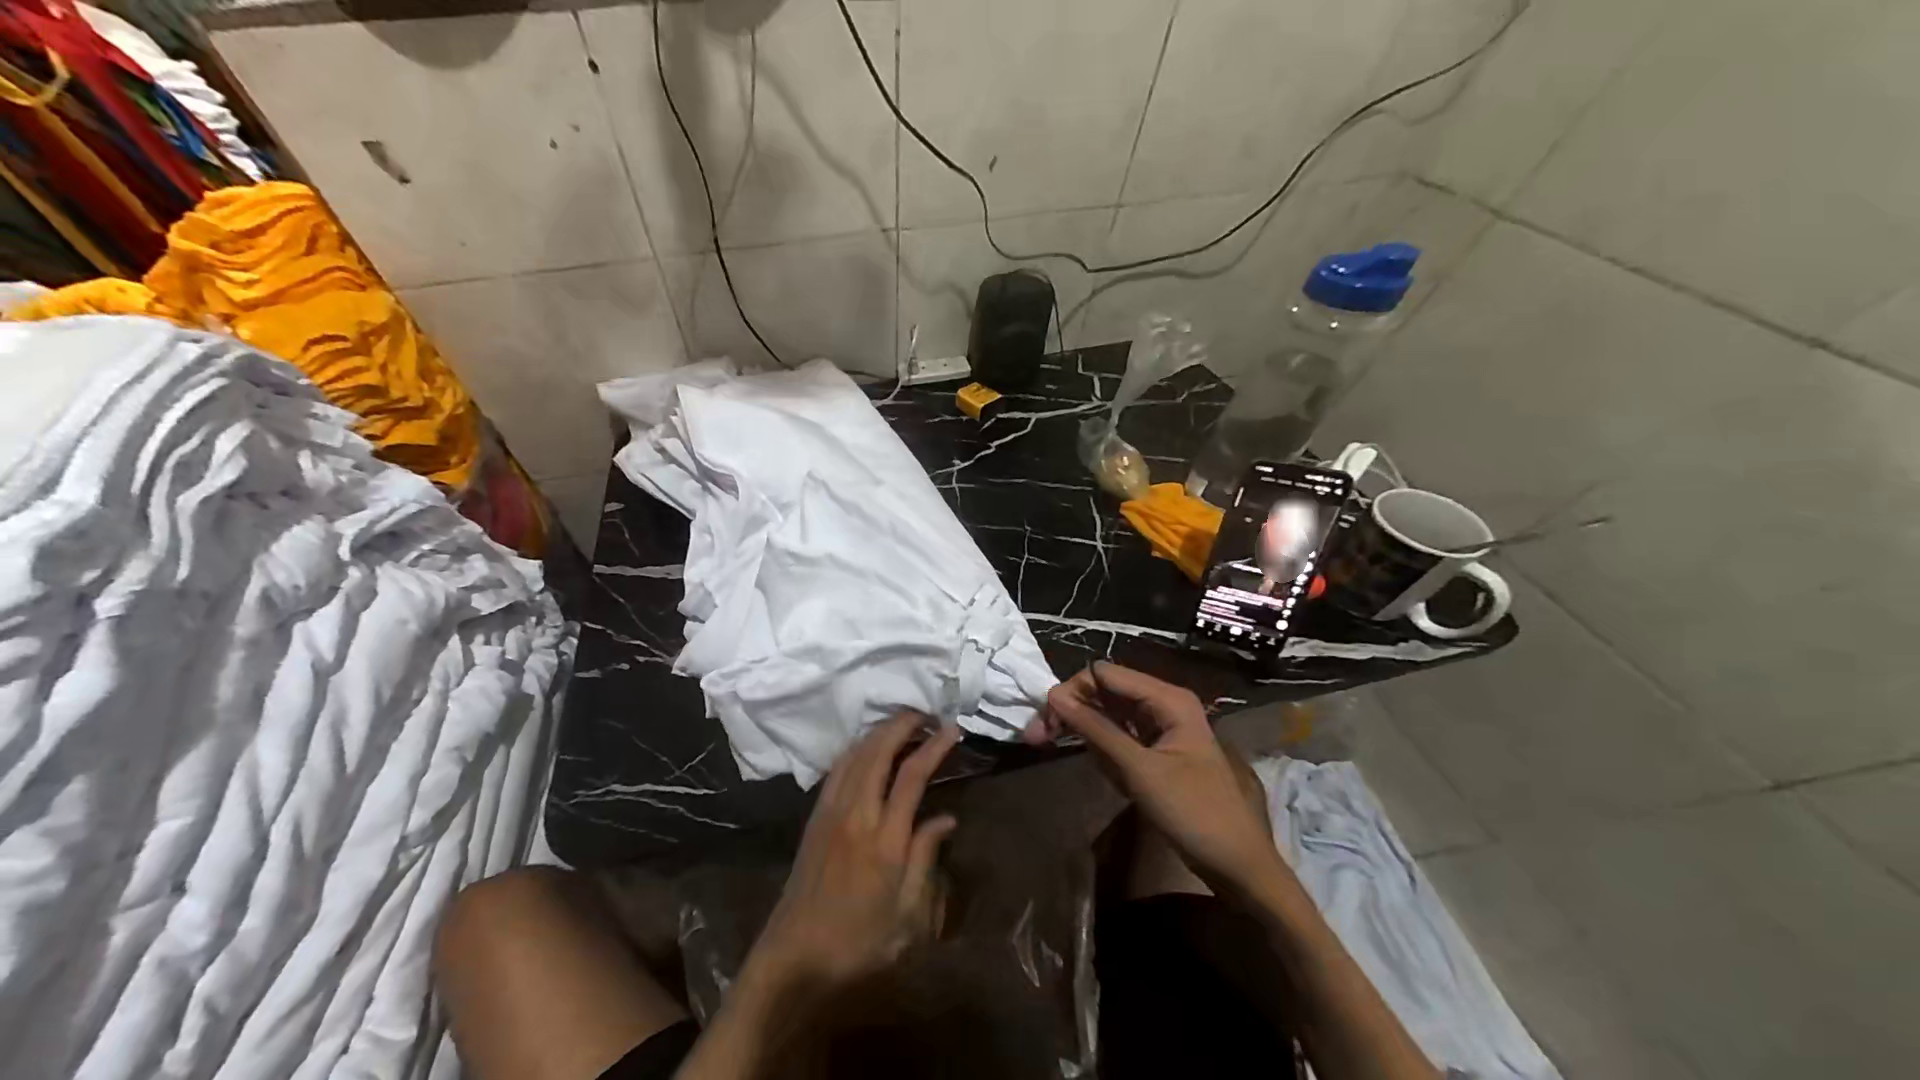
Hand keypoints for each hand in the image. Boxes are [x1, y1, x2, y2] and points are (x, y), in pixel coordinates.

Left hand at [746, 711, 958, 992]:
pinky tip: (867, 748)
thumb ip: (926, 860)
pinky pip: (837, 768)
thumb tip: (947, 818)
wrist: (792, 959)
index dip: (934, 746)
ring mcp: (830, 813)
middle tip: (926, 714)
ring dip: (878, 732)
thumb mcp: (907, 917)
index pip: (912, 775)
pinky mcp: (814, 818)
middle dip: (903, 725)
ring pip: (855, 755)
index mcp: (884, 840)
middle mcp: (855, 814)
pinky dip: (856, 748)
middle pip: (878, 752)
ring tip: (902, 724)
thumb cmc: (858, 944)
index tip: (952, 729)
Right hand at [1046, 663, 1283, 895]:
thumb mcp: (1139, 770)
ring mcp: (1162, 728)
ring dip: (1088, 734)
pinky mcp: (1159, 751)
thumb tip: (1054, 695)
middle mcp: (1165, 704)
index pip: (1106, 674)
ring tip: (1076, 760)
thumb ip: (1096, 729)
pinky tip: (1107, 772)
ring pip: (1111, 716)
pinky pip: (1122, 738)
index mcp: (1168, 698)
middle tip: (1039, 739)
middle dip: (1075, 712)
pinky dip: (1107, 751)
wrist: (1238, 864)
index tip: (1044, 721)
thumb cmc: (1194, 812)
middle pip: (1106, 692)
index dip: (1073, 691)